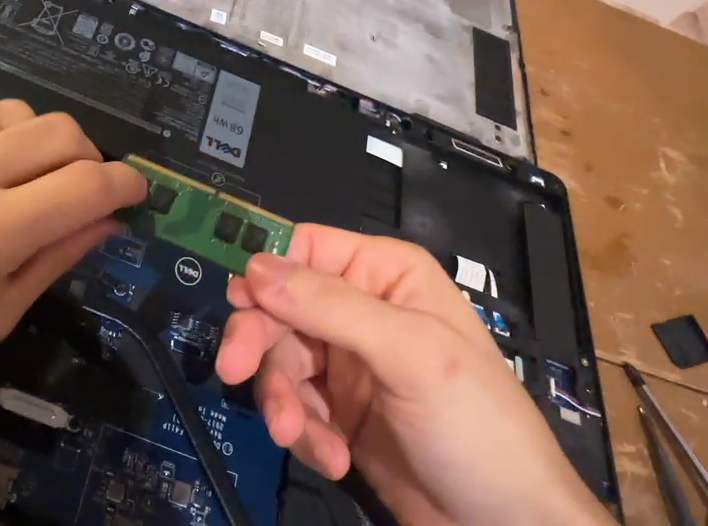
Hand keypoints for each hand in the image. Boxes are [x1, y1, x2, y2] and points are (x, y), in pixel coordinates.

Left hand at [0, 100, 145, 414]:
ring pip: (14, 114)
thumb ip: (58, 255)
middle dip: (88, 157)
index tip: (134, 192)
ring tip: (11, 184)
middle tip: (77, 189)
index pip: (87, 184)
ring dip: (31, 147)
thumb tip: (112, 215)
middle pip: (61, 129)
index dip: (125, 185)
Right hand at [216, 226, 611, 525]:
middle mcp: (361, 310)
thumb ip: (332, 307)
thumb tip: (256, 267)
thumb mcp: (410, 355)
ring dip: (282, 400)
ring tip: (297, 437)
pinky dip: (304, 433)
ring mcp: (348, 364)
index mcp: (384, 275)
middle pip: (281, 307)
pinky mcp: (339, 414)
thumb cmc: (476, 425)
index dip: (269, 271)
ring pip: (281, 361)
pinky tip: (333, 458)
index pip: (306, 249)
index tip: (240, 302)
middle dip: (261, 343)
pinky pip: (295, 407)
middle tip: (232, 370)